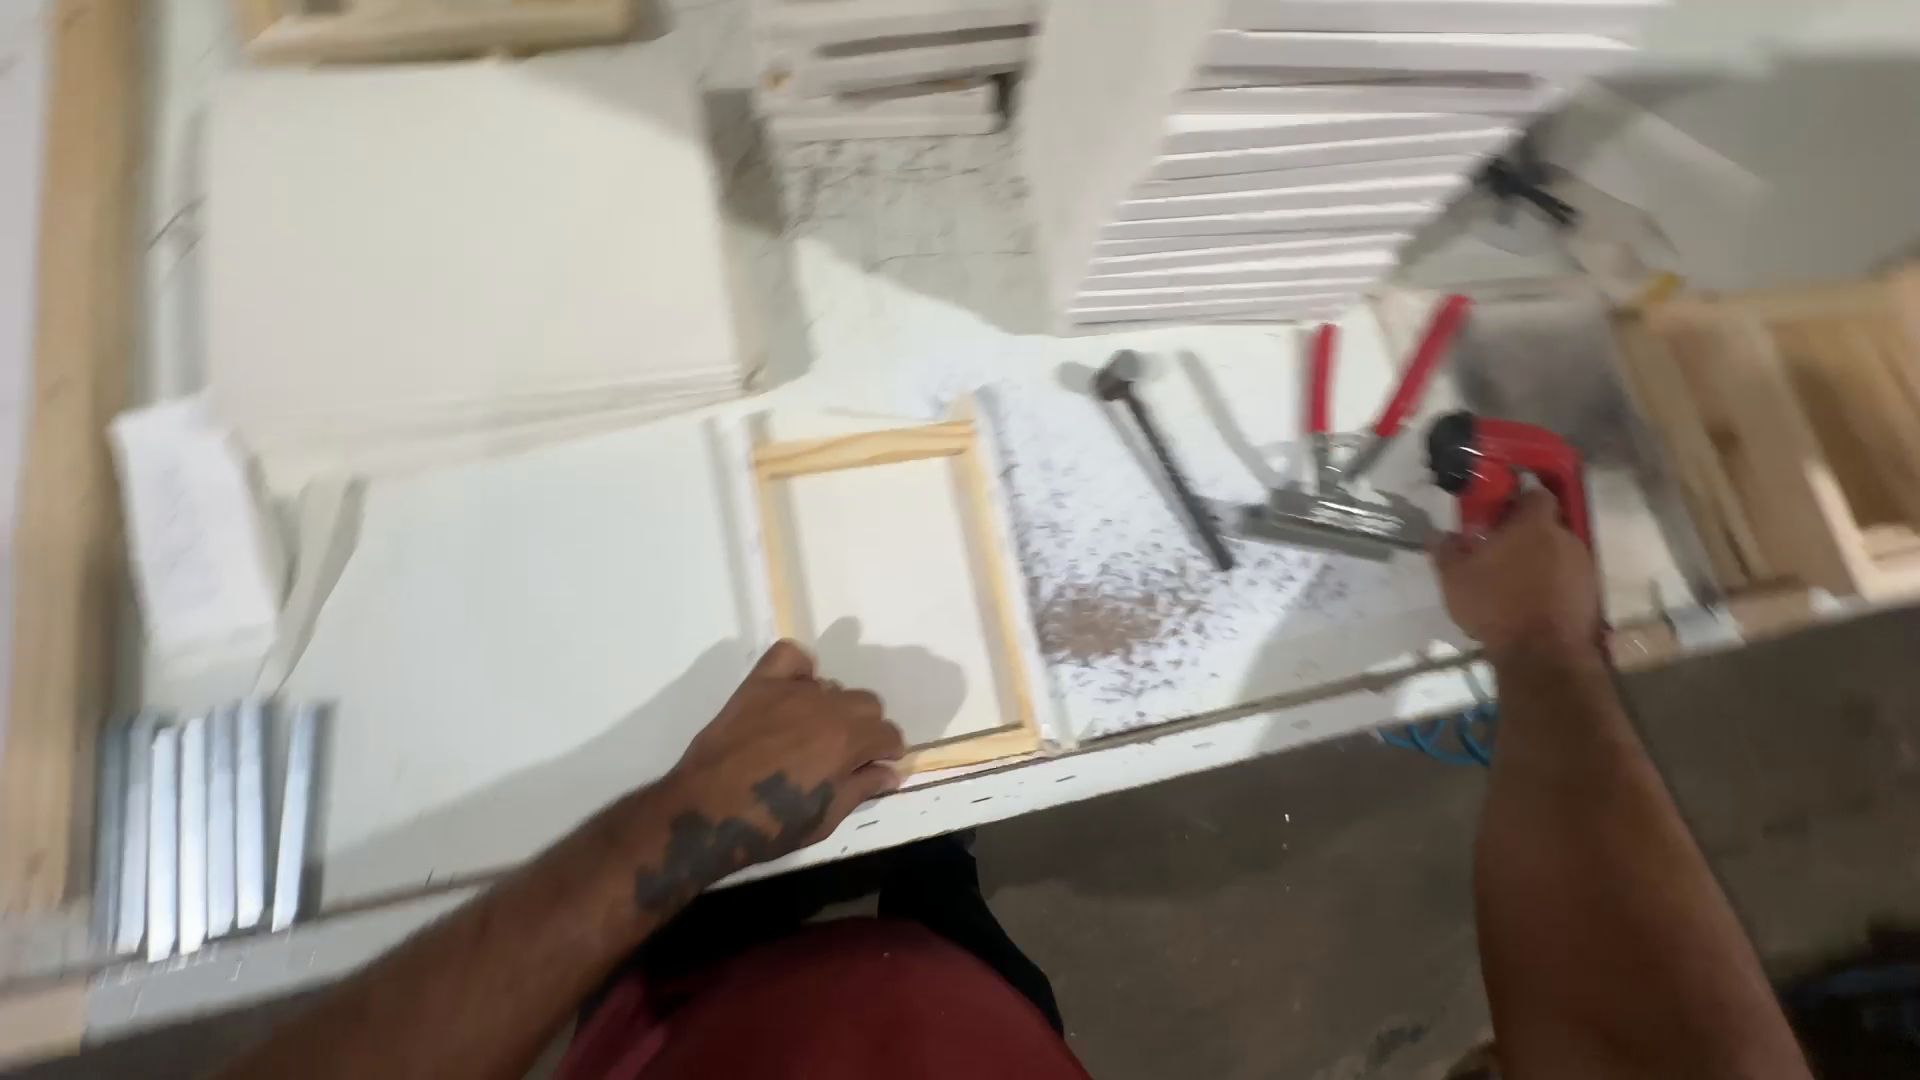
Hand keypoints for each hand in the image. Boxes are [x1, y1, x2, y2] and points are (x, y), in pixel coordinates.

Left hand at [631, 641, 905, 912]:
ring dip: (833, 707)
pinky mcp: (759, 684)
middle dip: (865, 728)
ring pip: (833, 685)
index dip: (888, 751)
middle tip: (844, 753)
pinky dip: (799, 668)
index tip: (878, 765)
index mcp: (848, 740)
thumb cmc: (770, 825)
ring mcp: (792, 691)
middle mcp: (827, 706)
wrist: (705, 814)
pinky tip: (794, 689)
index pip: (888, 733)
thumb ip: (863, 787)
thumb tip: (890, 771)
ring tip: (810, 733)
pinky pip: (790, 656)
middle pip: (868, 703)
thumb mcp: (827, 817)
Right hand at [1430, 489, 1601, 665]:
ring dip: (1537, 557)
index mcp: (1533, 526)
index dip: (1520, 494)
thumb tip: (1436, 533)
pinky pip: (1566, 576)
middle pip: (1546, 524)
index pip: (1536, 493)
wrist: (1541, 652)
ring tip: (1511, 576)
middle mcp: (1565, 539)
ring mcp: (1582, 567)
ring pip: (1557, 551)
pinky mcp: (1590, 593)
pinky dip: (1549, 581)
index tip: (1500, 503)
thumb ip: (1445, 550)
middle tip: (1497, 544)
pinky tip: (1528, 598)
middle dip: (1524, 530)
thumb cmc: (1494, 603)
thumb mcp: (1454, 577)